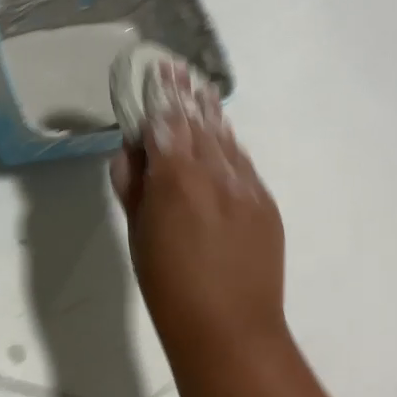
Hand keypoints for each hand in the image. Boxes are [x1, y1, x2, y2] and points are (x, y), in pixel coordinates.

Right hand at [109, 59, 286, 352]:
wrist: (229, 329)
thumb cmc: (166, 284)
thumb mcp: (137, 232)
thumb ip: (133, 185)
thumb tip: (131, 151)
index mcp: (176, 180)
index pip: (165, 125)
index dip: (159, 97)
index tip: (154, 70)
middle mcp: (215, 175)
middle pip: (198, 124)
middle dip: (184, 96)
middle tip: (175, 67)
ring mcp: (247, 188)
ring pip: (224, 140)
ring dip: (209, 112)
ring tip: (199, 85)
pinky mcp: (265, 205)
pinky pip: (243, 163)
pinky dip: (228, 143)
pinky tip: (221, 131)